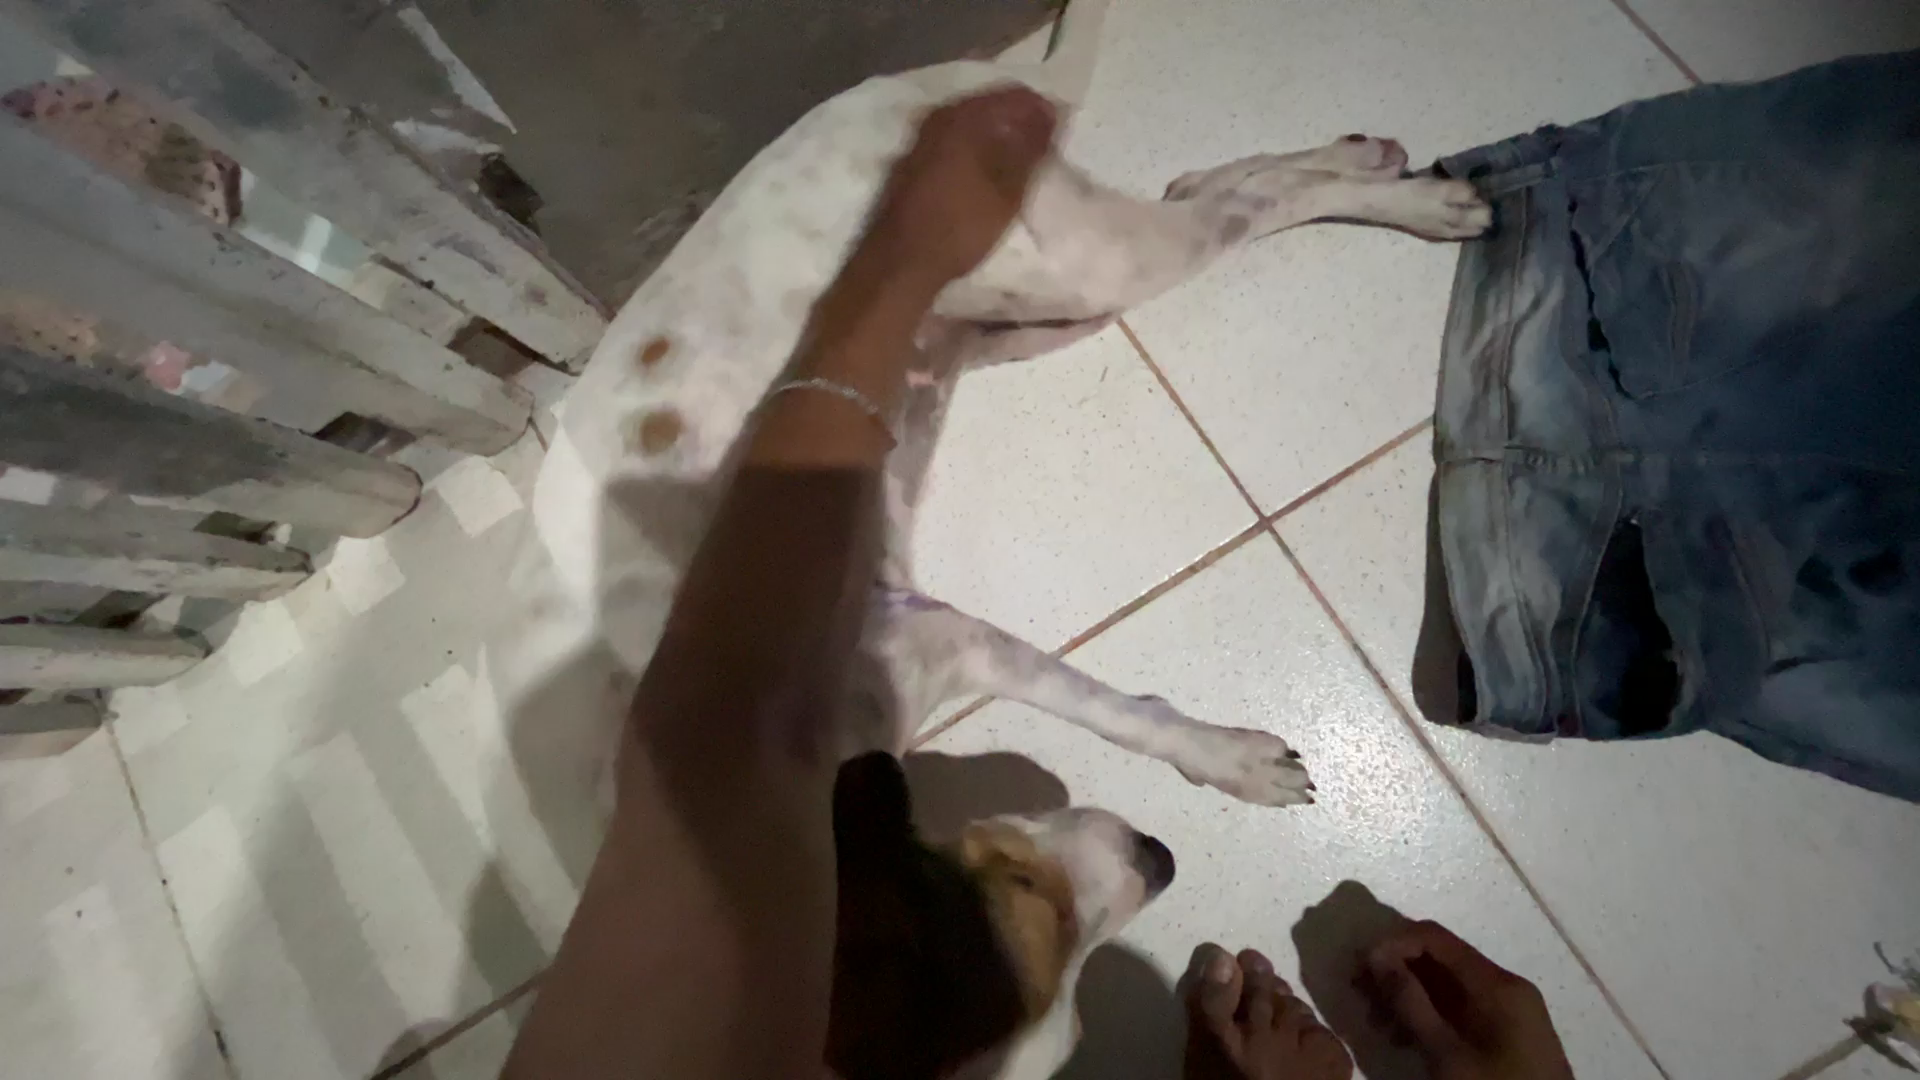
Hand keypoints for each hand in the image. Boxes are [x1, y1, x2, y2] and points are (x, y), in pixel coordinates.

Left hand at [857, 85, 1057, 290]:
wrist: (901, 264)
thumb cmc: (959, 226)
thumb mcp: (1006, 191)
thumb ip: (1030, 148)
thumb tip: (1050, 112)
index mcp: (963, 115)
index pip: (1013, 94)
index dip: (1041, 109)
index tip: (1060, 131)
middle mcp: (938, 118)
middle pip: (988, 107)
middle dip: (1016, 122)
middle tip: (1041, 145)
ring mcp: (919, 142)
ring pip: (967, 126)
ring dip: (994, 139)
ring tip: (1017, 161)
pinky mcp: (910, 167)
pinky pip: (952, 146)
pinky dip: (973, 153)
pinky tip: (984, 174)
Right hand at [1364, 920, 1574, 1079]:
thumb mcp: (1446, 1053)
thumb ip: (1408, 1000)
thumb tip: (1373, 953)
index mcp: (1498, 983)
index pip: (1432, 936)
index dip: (1391, 943)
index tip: (1362, 968)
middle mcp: (1505, 986)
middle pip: (1436, 959)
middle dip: (1393, 972)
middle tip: (1358, 993)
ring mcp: (1507, 1011)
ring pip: (1442, 985)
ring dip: (1404, 996)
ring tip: (1376, 1023)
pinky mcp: (1505, 1034)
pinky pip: (1456, 1008)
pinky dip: (1426, 1014)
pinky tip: (1402, 1036)